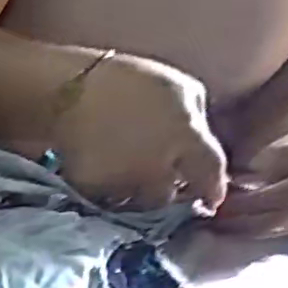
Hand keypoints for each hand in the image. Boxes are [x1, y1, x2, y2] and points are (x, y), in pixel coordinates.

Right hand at [53, 53, 228, 212]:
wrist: (75, 98)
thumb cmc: (134, 84)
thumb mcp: (183, 92)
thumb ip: (193, 125)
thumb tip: (191, 150)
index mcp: (184, 138)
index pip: (209, 173)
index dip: (213, 190)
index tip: (212, 203)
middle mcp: (154, 167)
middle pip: (163, 199)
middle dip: (164, 196)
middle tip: (160, 189)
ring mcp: (119, 182)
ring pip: (131, 201)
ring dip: (134, 195)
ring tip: (129, 182)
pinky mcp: (89, 190)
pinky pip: (104, 198)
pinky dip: (108, 192)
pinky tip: (106, 176)